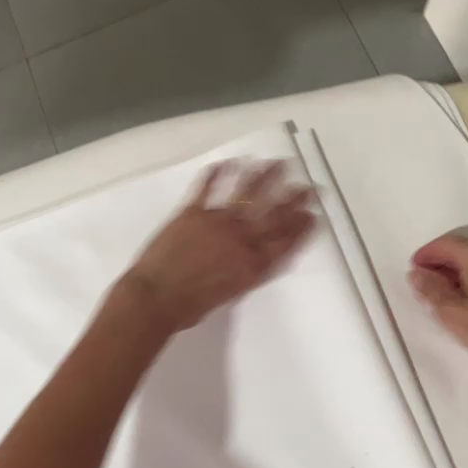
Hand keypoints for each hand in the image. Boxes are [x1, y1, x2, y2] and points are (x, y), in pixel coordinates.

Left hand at [119, 160, 317, 331]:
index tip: (312, 214)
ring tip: (276, 163)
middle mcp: (241, 239)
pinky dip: (220, 172)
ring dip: (265, 176)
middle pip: (274, 214)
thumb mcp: (231, 294)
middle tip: (307, 186)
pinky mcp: (193, 212)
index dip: (301, 227)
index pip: (286, 241)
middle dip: (293, 198)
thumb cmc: (190, 306)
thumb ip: (247, 272)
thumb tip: (258, 257)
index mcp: (253, 265)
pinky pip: (210, 187)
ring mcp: (218, 222)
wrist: (156, 298)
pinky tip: (231, 161)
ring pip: (248, 193)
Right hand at [408, 233, 467, 378]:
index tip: (414, 273)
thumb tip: (417, 273)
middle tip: (429, 285)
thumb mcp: (454, 315)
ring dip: (464, 269)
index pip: (443, 244)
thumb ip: (431, 290)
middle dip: (443, 262)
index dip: (425, 256)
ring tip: (452, 293)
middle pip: (464, 247)